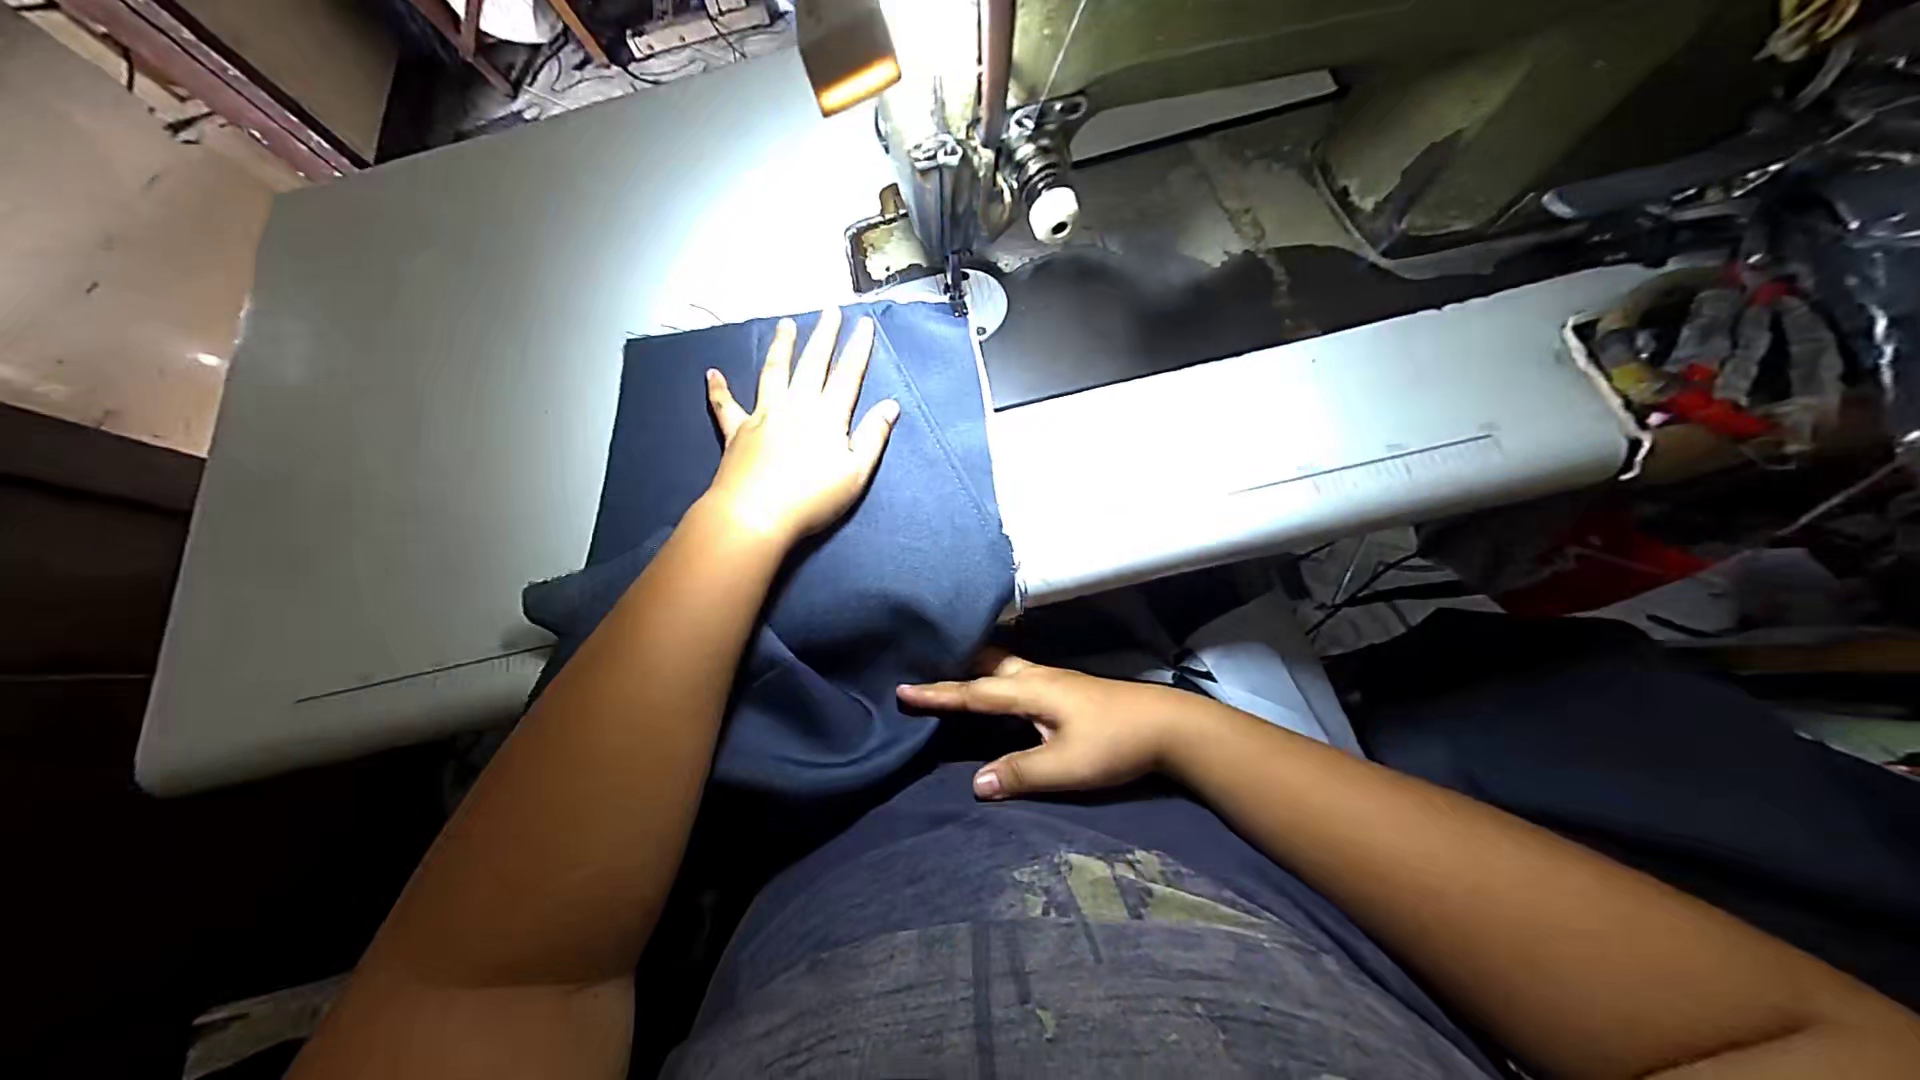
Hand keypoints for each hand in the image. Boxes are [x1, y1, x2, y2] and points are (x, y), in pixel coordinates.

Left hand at [704, 307, 900, 545]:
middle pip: (812, 363)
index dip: (857, 349)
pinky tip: (713, 374)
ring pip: (773, 372)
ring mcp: (763, 415)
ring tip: (785, 325)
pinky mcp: (737, 432)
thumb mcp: (855, 472)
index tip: (864, 326)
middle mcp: (795, 407)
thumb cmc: (811, 499)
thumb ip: (873, 437)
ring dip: (781, 346)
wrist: (755, 515)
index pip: (847, 375)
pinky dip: (719, 389)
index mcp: (828, 417)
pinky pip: (726, 406)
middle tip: (829, 311)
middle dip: (823, 335)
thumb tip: (891, 406)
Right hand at [897, 650, 1213, 800]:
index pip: (974, 693)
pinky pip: (1022, 674)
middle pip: (989, 665)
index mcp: (1031, 691)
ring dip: (980, 669)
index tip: (903, 689)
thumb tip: (975, 784)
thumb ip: (1020, 774)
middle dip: (957, 668)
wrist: (1171, 725)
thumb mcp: (1067, 767)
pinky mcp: (1071, 688)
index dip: (937, 694)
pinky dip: (1000, 678)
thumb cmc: (1116, 744)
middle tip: (928, 670)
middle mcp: (1040, 677)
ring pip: (1008, 666)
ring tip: (960, 675)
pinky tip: (1007, 692)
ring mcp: (1058, 679)